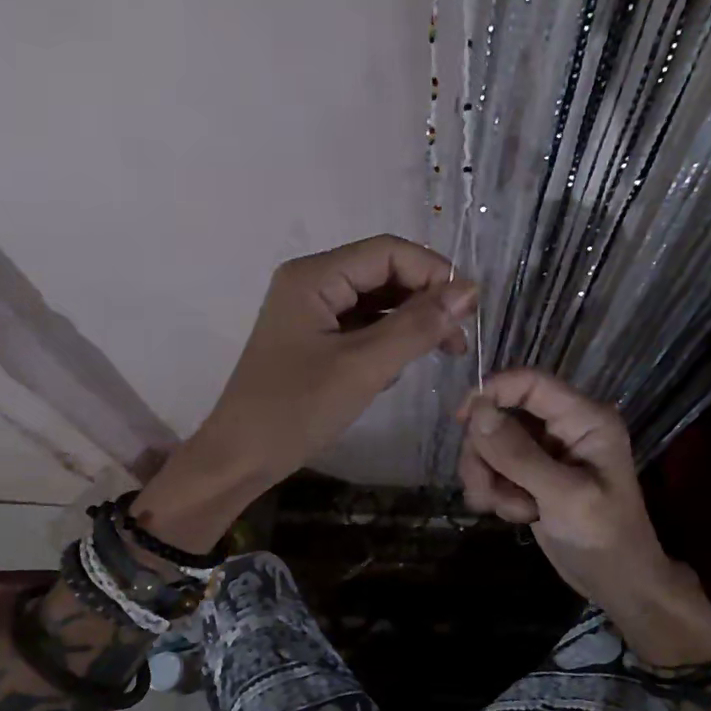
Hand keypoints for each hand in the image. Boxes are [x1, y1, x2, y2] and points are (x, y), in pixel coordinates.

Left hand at [197, 234, 475, 481]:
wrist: (241, 458)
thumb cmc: (296, 410)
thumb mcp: (363, 367)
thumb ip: (417, 326)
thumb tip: (469, 290)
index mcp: (314, 276)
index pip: (388, 252)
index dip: (433, 273)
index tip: (469, 310)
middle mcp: (312, 283)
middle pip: (383, 274)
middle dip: (425, 301)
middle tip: (458, 340)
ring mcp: (311, 313)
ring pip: (376, 302)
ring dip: (410, 323)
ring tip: (440, 354)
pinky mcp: (314, 340)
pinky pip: (362, 327)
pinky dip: (387, 343)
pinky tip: (398, 370)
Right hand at [457, 368, 710, 665]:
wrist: (617, 583)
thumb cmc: (604, 536)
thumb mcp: (564, 495)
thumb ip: (519, 454)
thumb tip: (477, 411)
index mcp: (584, 419)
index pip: (530, 383)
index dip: (493, 391)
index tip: (461, 420)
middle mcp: (562, 429)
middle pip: (500, 417)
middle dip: (486, 455)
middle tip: (487, 492)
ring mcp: (544, 454)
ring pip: (490, 447)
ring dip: (488, 480)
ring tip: (510, 510)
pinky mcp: (530, 478)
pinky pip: (493, 471)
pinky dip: (495, 493)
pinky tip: (517, 515)